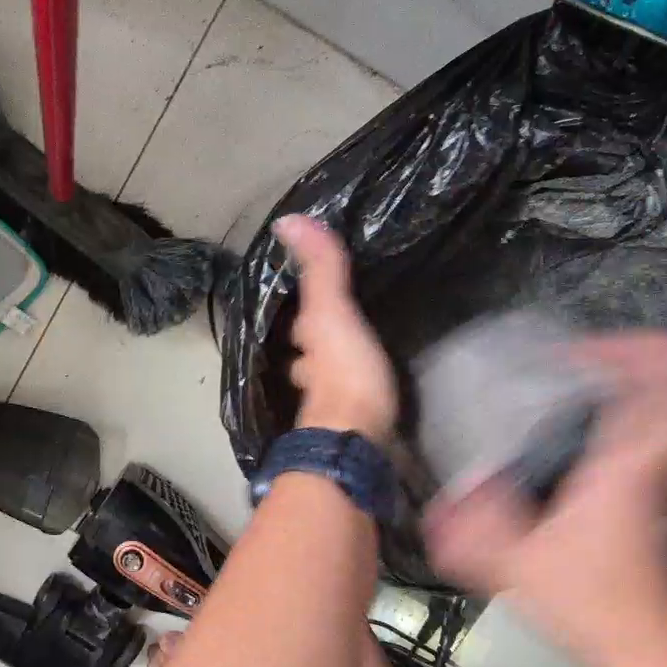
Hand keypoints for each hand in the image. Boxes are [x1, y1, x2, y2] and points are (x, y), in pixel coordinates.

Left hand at [275, 215, 396, 441]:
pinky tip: (379, 400)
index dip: (302, 314)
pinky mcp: (356, 434)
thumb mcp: (331, 313)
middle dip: (319, 350)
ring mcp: (330, 411)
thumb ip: (319, 271)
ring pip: (328, 387)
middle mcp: (307, 382)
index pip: (296, 326)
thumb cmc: (344, 375)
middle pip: (309, 360)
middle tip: (344, 333)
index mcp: (302, 351)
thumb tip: (287, 221)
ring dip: (339, 377)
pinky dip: (363, 402)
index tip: (316, 300)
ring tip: (364, 362)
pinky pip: (356, 410)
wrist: (358, 444)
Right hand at [422, 332, 666, 666]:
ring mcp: (665, 482)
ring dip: (652, 379)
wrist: (647, 651)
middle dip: (653, 353)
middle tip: (594, 352)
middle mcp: (655, 467)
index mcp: (626, 471)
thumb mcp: (515, 566)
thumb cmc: (590, 608)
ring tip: (596, 374)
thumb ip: (470, 531)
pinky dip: (647, 410)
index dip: (638, 352)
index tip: (584, 352)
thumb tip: (438, 506)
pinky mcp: (661, 498)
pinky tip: (598, 422)